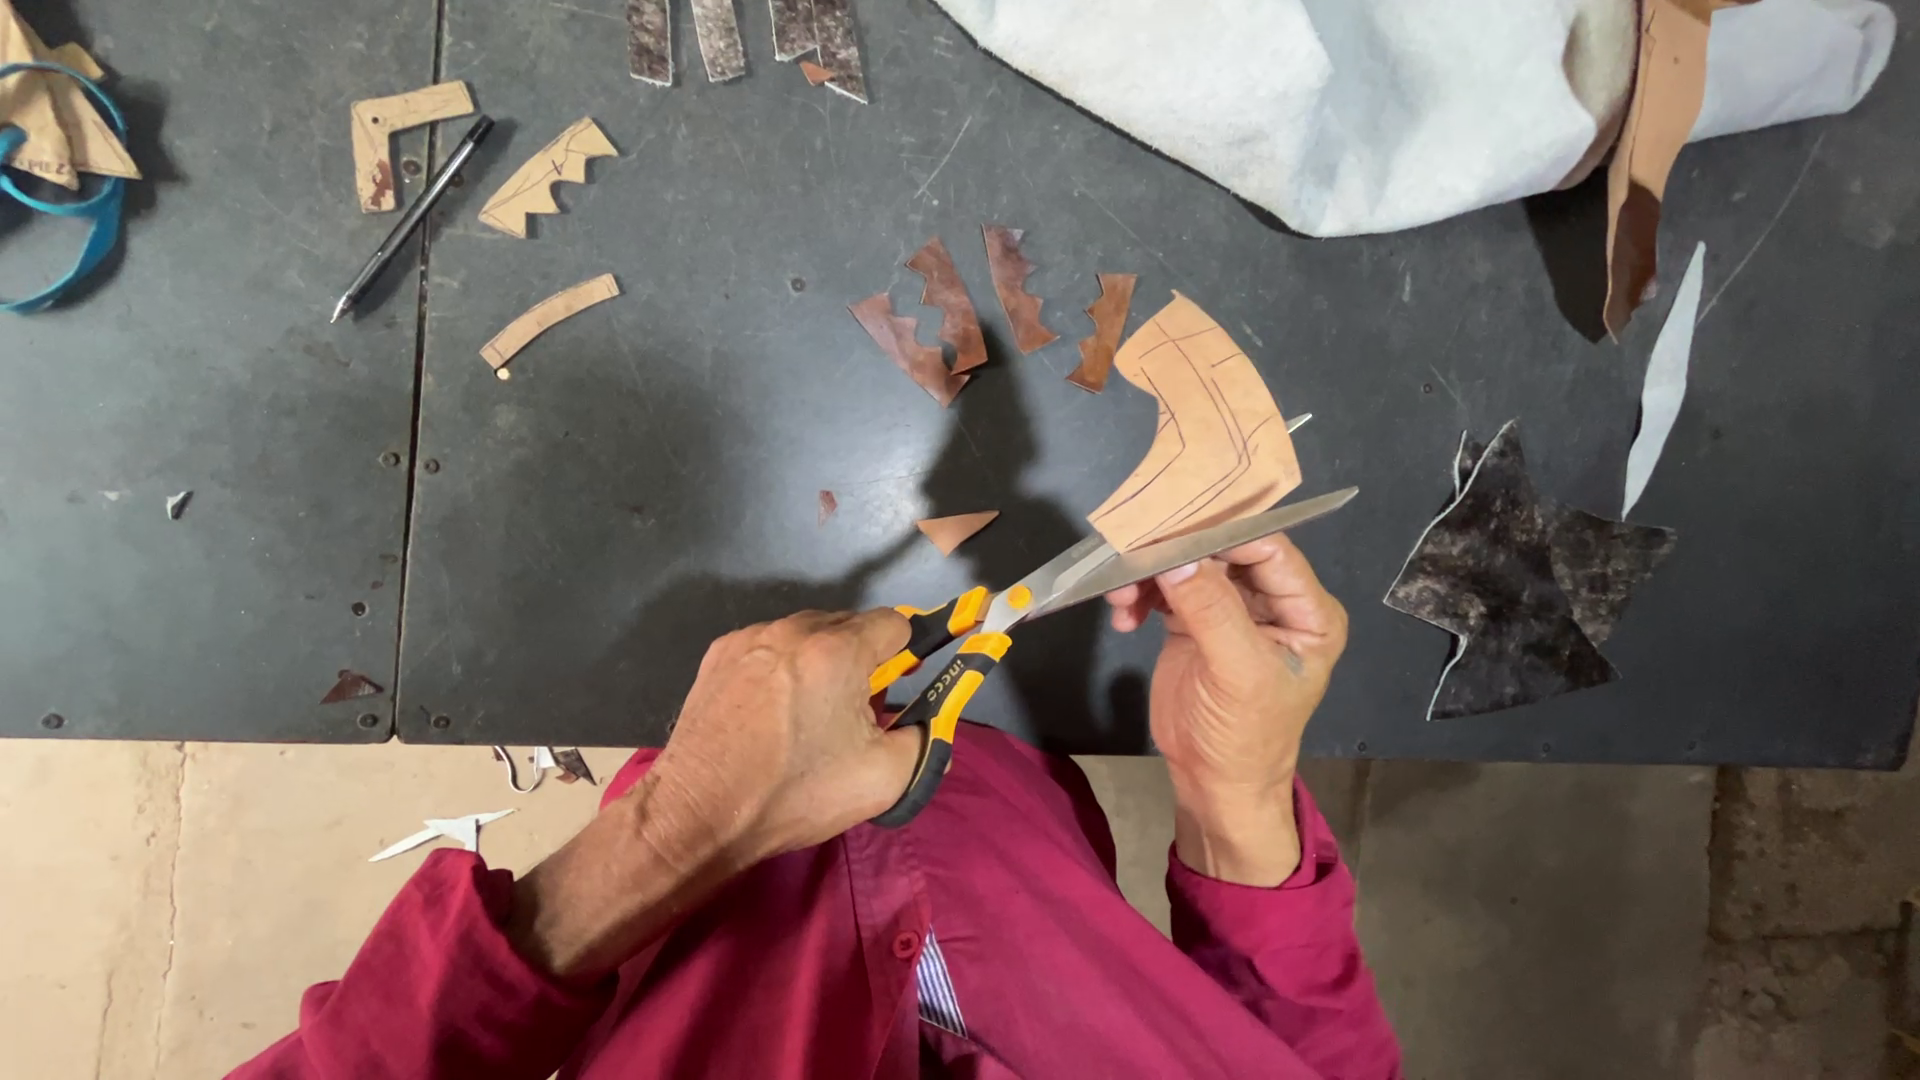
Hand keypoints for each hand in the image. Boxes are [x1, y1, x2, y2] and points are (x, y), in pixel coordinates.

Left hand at [645, 609, 923, 866]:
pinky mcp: (721, 651)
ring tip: (805, 712)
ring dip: (820, 658)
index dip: (904, 653)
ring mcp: (752, 637)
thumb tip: (928, 721)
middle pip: (850, 624)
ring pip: (808, 632)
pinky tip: (768, 709)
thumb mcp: (883, 779)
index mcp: (839, 651)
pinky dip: (781, 665)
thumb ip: (925, 739)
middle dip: (862, 657)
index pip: (895, 622)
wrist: (700, 814)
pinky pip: (770, 644)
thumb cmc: (795, 794)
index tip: (895, 685)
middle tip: (851, 708)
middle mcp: (795, 630)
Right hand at [1106, 534, 1347, 884]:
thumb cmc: (1244, 734)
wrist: (1212, 783)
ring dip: (1150, 576)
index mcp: (1306, 610)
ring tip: (1121, 595)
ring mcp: (1229, 610)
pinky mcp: (1192, 623)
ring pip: (1187, 568)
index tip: (1172, 529)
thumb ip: (1210, 608)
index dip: (1223, 534)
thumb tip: (1174, 555)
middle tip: (1134, 551)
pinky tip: (1123, 616)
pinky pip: (1165, 591)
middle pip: (1222, 553)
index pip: (1268, 549)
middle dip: (1176, 553)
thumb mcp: (1237, 672)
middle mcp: (1271, 602)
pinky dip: (1140, 596)